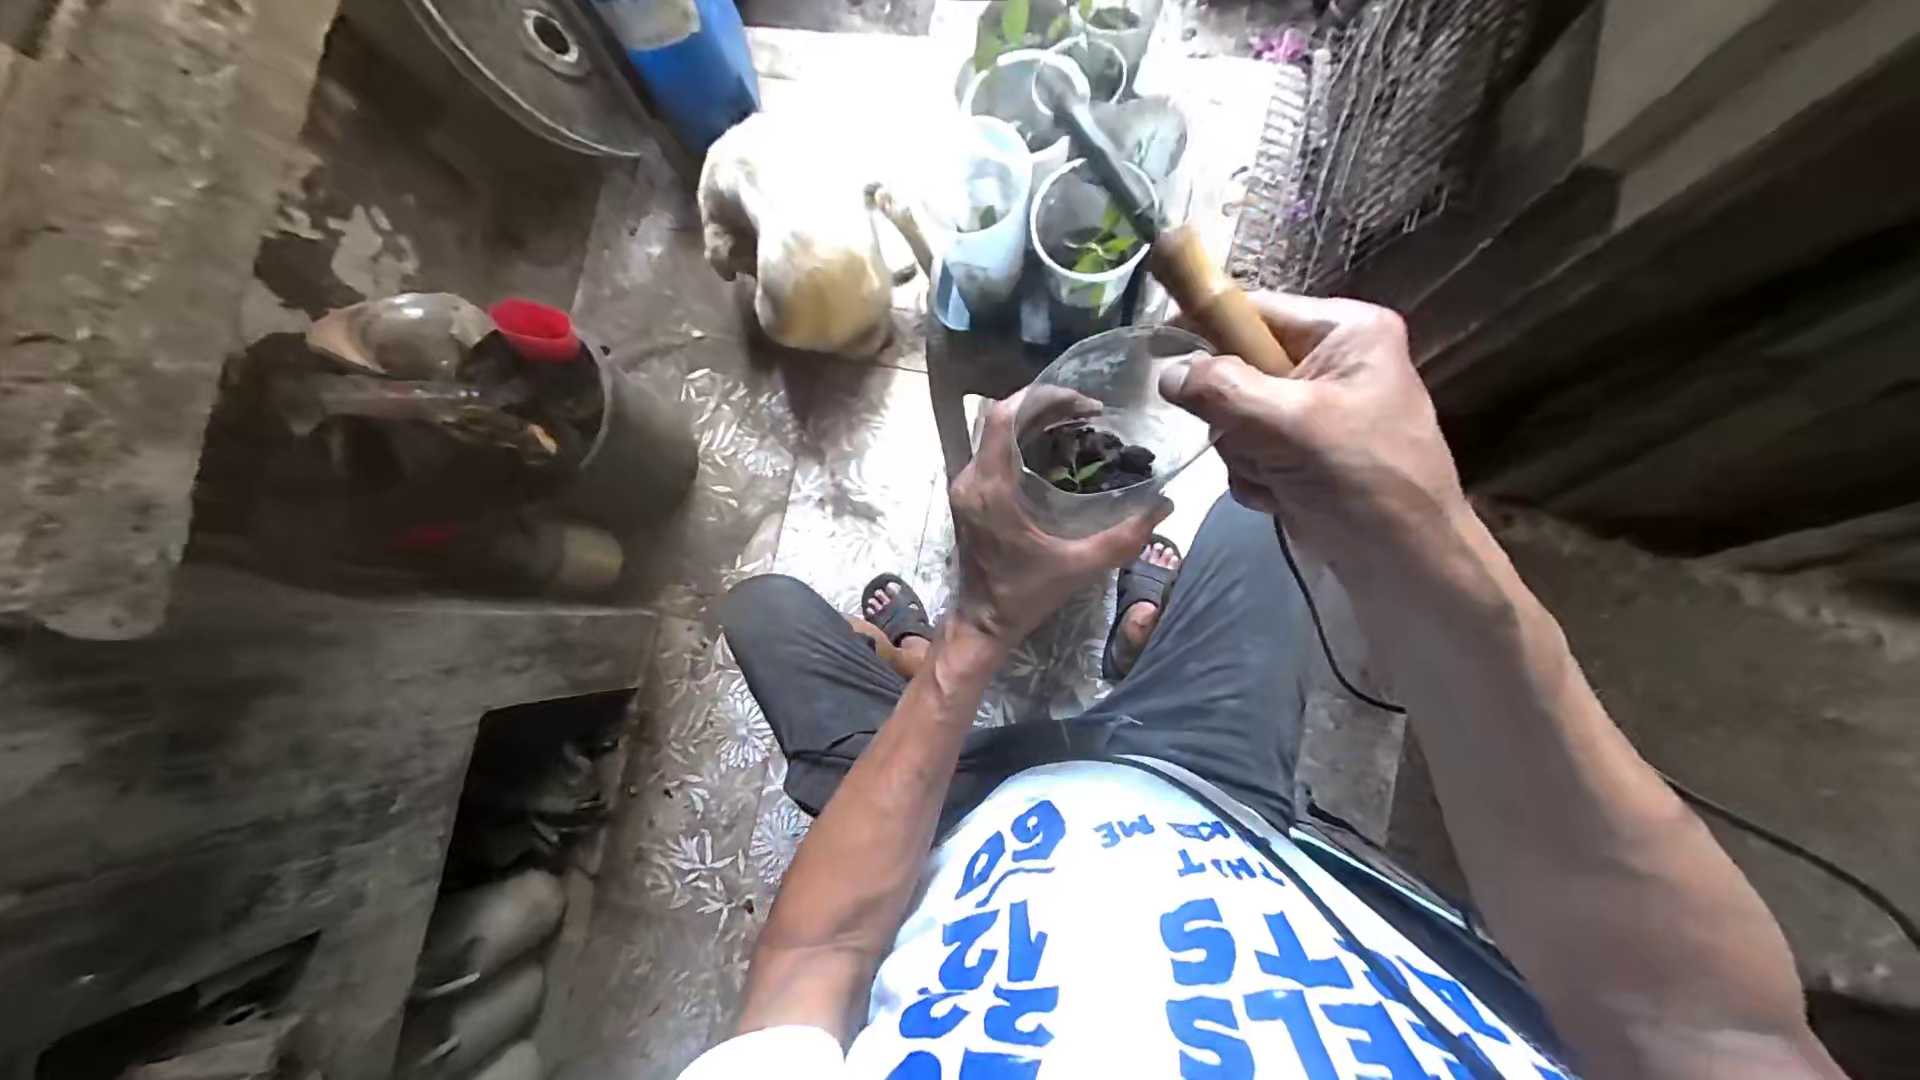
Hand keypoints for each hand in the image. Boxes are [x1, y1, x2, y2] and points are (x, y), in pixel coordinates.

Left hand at [948, 388, 1171, 647]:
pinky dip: (1021, 436)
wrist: (982, 622)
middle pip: (999, 418)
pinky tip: (1053, 444)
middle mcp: (971, 480)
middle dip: (1044, 403)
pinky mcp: (968, 494)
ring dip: (1033, 417)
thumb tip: (1165, 504)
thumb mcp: (1079, 567)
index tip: (1083, 403)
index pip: (1003, 418)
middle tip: (1088, 409)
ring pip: (993, 431)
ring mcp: (965, 486)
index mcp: (991, 491)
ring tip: (1076, 419)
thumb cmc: (1025, 596)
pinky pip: (992, 448)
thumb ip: (1124, 538)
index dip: (1042, 397)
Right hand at [1162, 292, 1467, 548]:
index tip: (1158, 346)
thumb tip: (1167, 372)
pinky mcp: (1298, 450)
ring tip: (1279, 475)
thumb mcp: (1289, 423)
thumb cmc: (1360, 478)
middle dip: (1235, 417)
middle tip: (1257, 441)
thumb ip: (1221, 390)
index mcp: (1343, 332)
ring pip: (1233, 417)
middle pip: (1235, 370)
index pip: (1253, 310)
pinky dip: (1253, 475)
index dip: (1203, 325)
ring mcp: (1309, 411)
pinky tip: (1281, 493)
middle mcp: (1326, 364)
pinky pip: (1244, 450)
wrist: (1400, 559)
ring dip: (1244, 453)